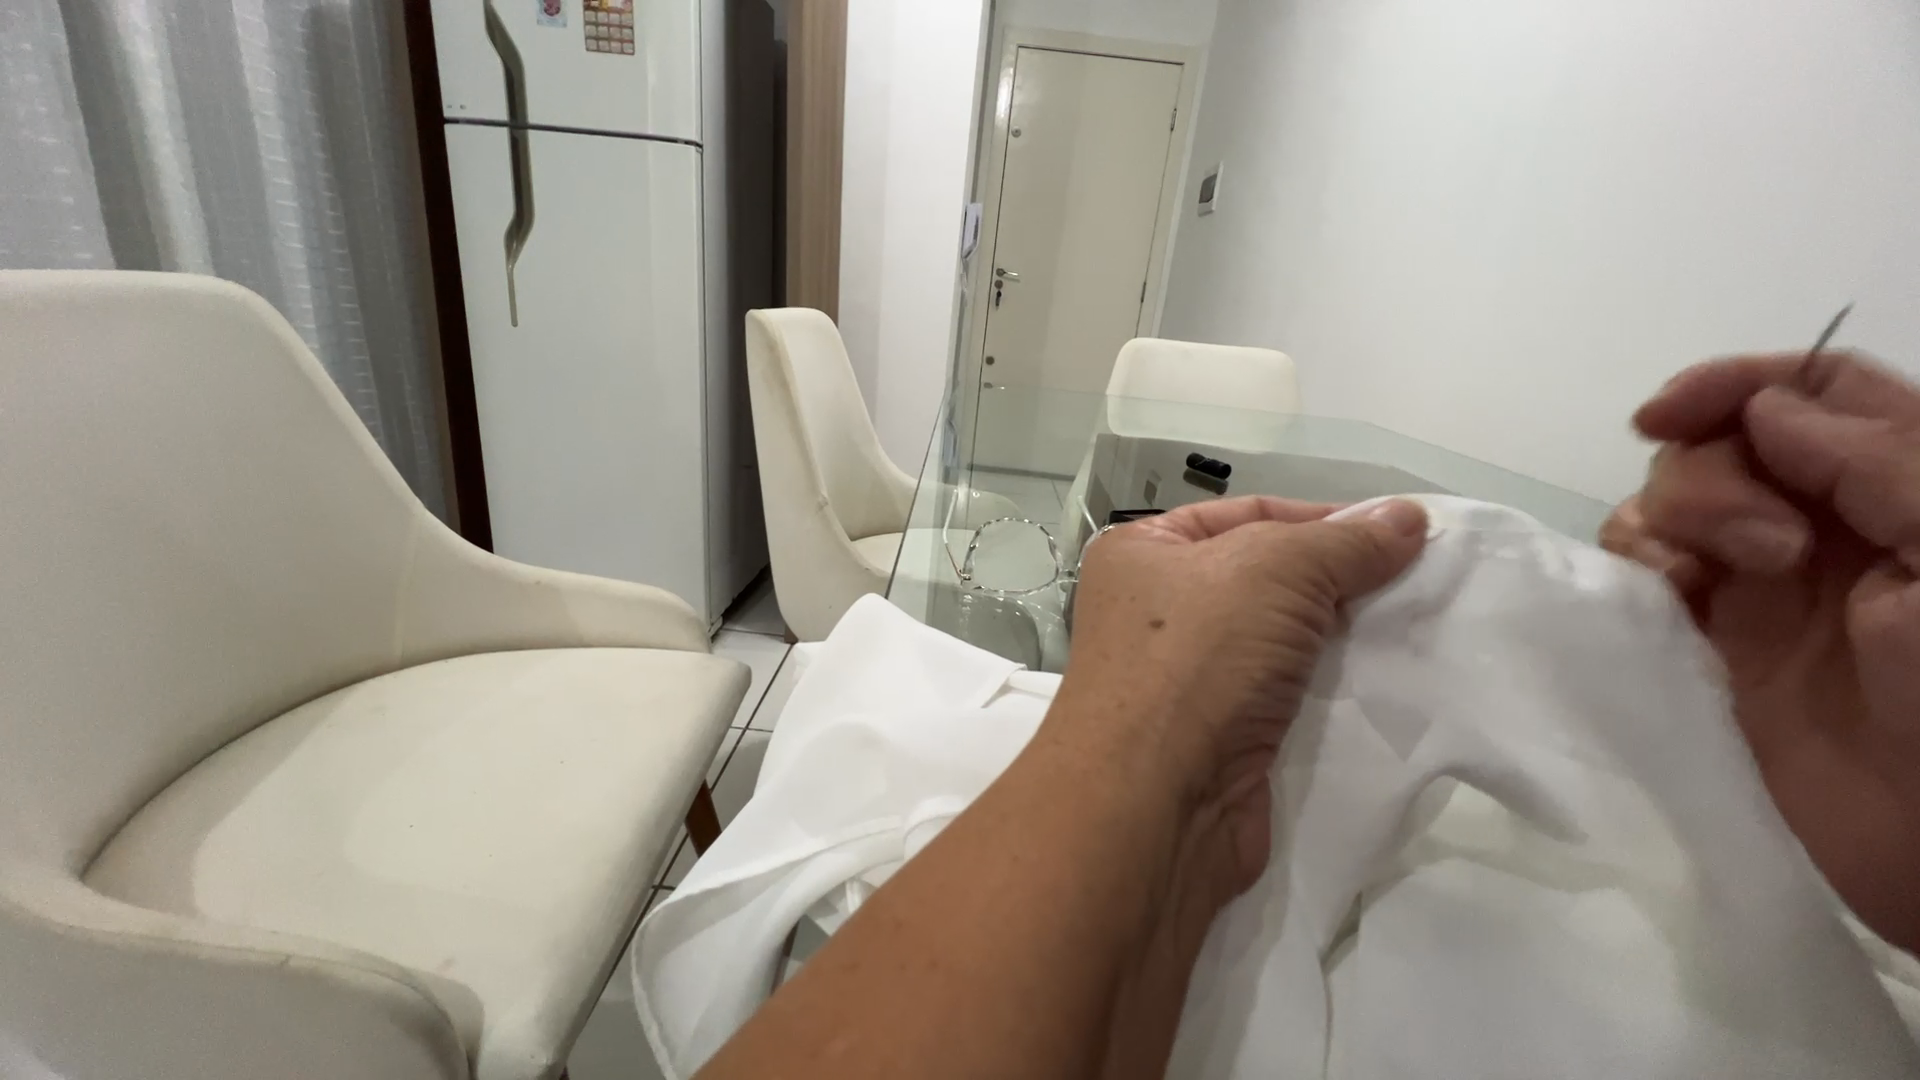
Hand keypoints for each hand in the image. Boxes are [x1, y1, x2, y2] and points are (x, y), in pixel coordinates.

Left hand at [1051, 496, 1427, 898]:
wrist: (1155, 800)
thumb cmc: (1195, 656)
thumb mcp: (1270, 569)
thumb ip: (1342, 543)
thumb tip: (1405, 518)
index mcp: (1142, 551)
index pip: (1245, 515)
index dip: (1322, 519)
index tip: (1399, 533)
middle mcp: (1155, 608)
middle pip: (1265, 577)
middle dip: (1338, 579)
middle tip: (1417, 583)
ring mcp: (1185, 674)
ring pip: (1280, 639)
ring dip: (1342, 635)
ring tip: (1416, 627)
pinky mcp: (1219, 731)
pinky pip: (1285, 693)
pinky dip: (1331, 685)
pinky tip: (1387, 679)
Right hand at [1604, 350, 1919, 949]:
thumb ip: (1881, 464)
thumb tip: (1764, 408)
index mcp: (1901, 490)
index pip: (1811, 388)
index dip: (1735, 383)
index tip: (1668, 415)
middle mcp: (1822, 521)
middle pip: (1717, 444)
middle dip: (1709, 481)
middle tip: (1765, 553)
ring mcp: (1753, 579)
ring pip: (1664, 501)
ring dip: (1668, 524)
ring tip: (1711, 589)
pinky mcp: (1699, 630)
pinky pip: (1638, 567)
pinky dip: (1635, 565)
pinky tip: (1667, 600)